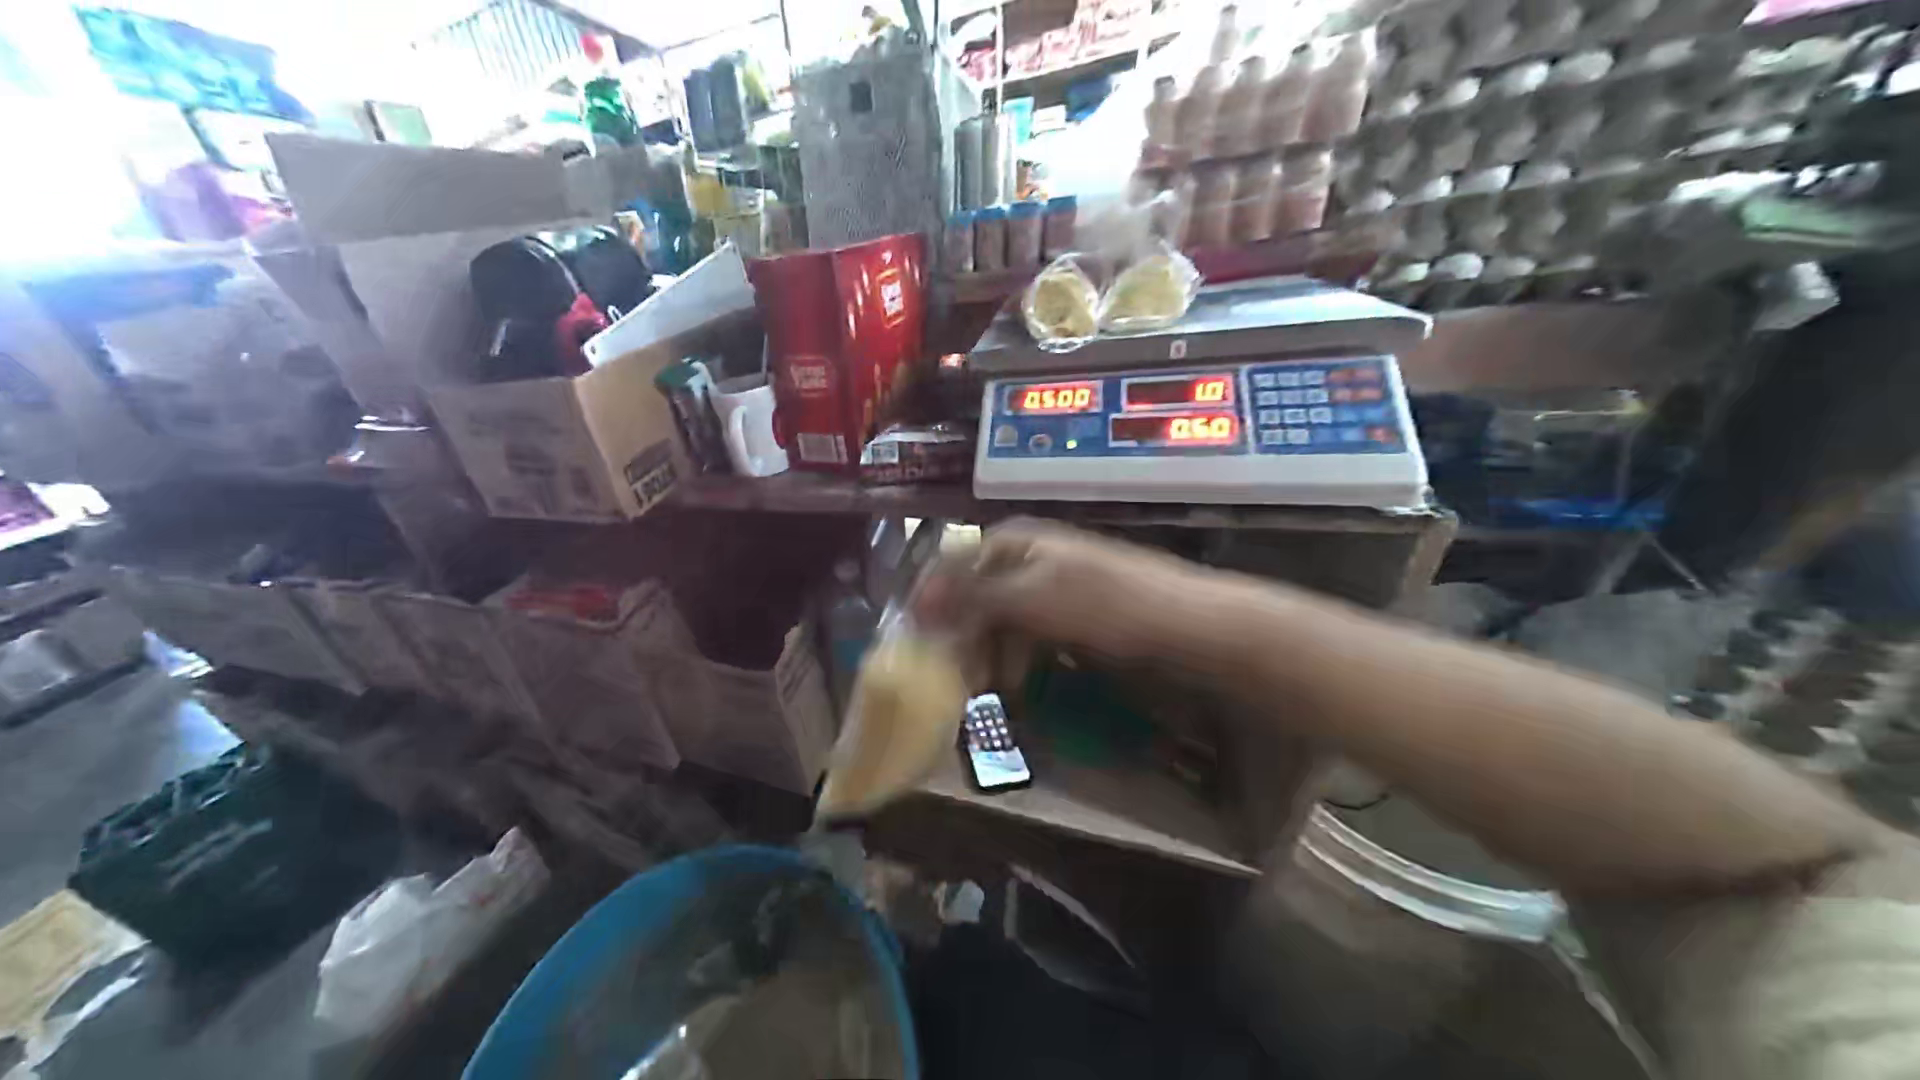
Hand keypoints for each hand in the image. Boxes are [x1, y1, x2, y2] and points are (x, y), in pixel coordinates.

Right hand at [913, 518, 1232, 663]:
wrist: (1184, 625)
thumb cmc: (1103, 606)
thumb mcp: (1030, 599)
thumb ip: (970, 597)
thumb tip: (915, 599)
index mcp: (1013, 541)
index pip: (952, 568)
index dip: (934, 606)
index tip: (922, 648)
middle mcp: (1027, 556)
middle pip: (975, 597)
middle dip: (966, 639)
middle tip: (960, 680)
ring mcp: (1050, 584)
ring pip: (1000, 621)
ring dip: (992, 655)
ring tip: (995, 689)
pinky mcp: (1070, 613)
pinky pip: (1028, 635)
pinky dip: (1020, 658)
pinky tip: (1022, 683)